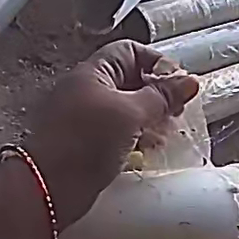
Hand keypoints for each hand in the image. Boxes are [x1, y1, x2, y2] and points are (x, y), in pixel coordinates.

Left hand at [25, 40, 198, 223]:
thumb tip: (189, 81)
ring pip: (126, 109)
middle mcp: (87, 90)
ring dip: (149, 118)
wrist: (49, 187)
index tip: (178, 86)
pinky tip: (148, 150)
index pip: (131, 51)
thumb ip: (161, 97)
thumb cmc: (87, 142)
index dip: (157, 63)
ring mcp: (85, 118)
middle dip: (157, 94)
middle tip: (176, 113)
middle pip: (130, 81)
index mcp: (93, 73)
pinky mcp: (86, 144)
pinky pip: (117, 132)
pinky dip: (135, 137)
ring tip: (166, 134)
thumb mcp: (131, 114)